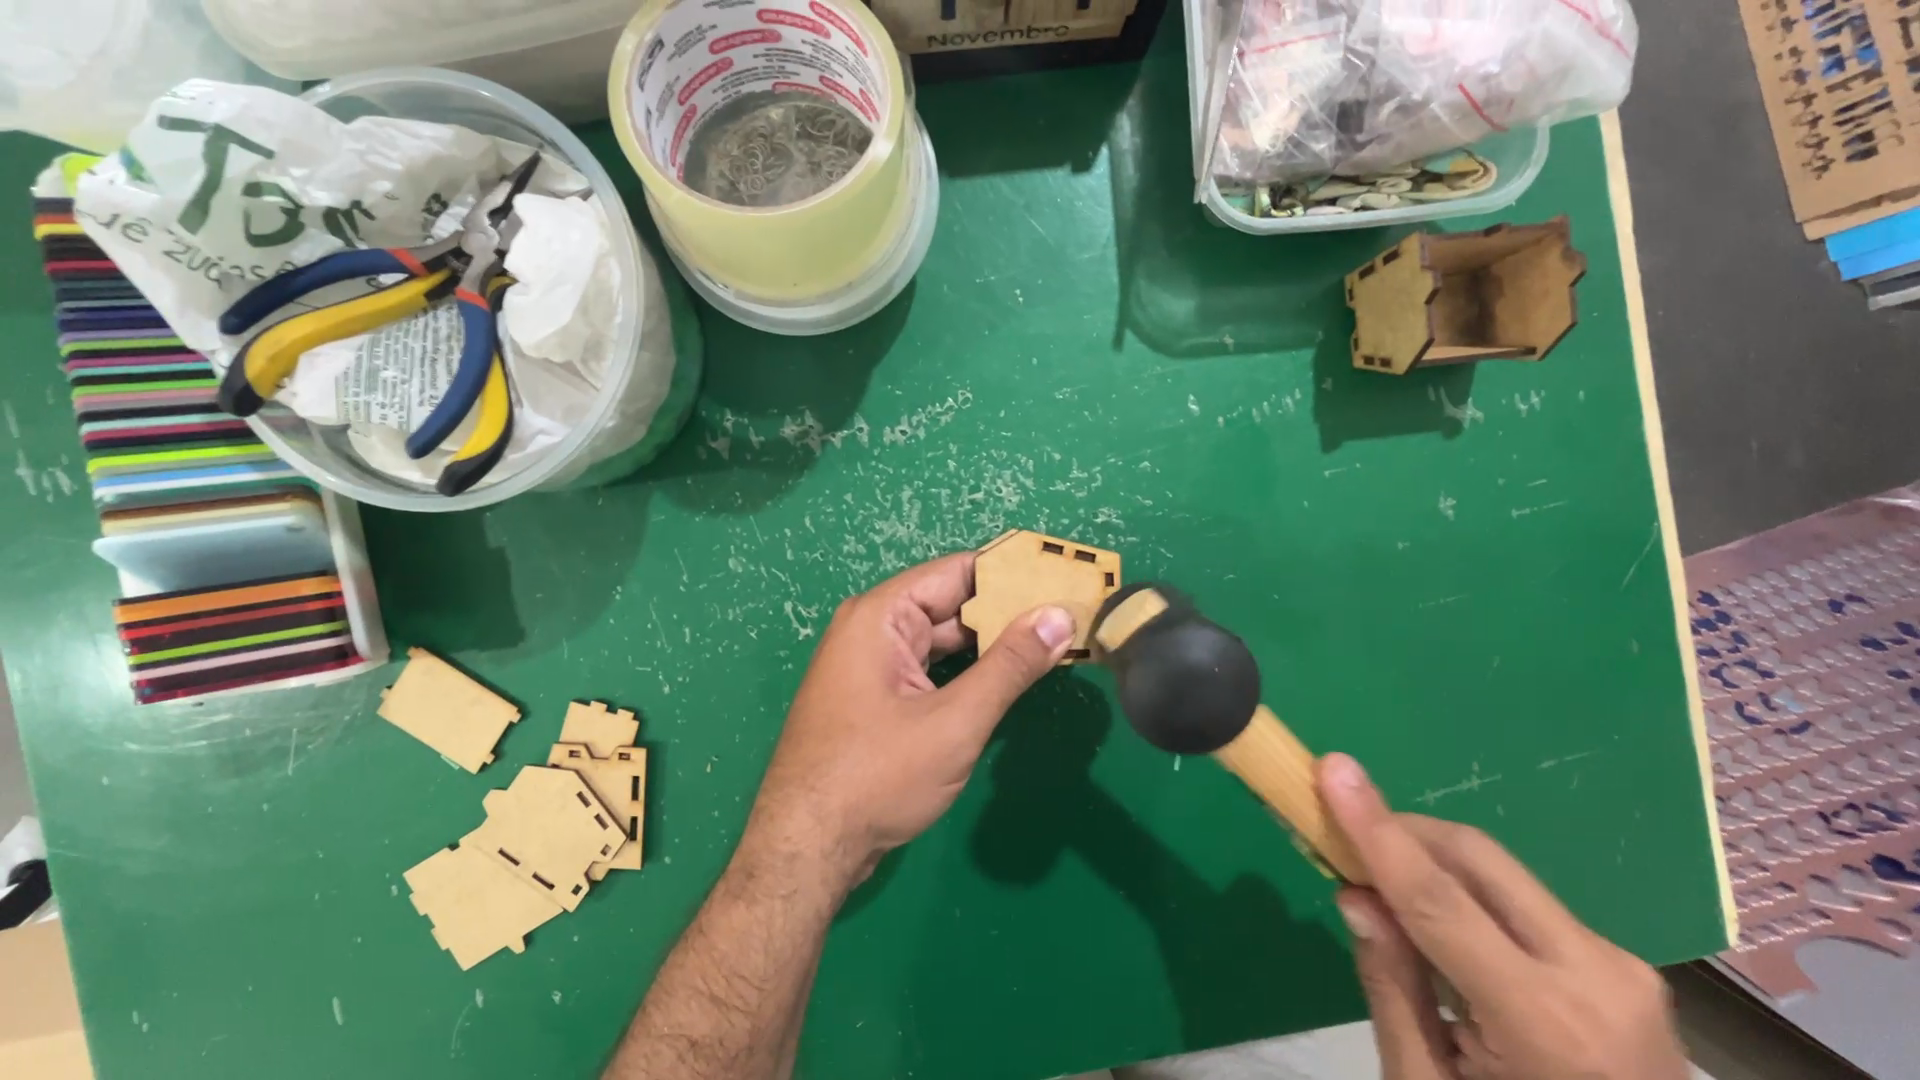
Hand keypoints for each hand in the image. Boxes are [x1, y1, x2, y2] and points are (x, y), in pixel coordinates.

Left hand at [742, 553, 1073, 891]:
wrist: (806, 848)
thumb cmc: (878, 777)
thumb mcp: (955, 721)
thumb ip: (1010, 666)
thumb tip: (1059, 617)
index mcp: (881, 616)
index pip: (957, 572)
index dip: (1011, 574)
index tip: (1062, 579)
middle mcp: (871, 630)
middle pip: (950, 605)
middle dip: (1007, 612)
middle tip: (1069, 615)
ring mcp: (870, 666)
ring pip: (941, 641)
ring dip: (989, 644)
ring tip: (1050, 642)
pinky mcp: (874, 700)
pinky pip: (928, 670)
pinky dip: (966, 672)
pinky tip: (1005, 679)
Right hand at [1318, 754, 1689, 1079]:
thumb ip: (1392, 987)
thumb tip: (1356, 894)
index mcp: (1546, 1024)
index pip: (1438, 900)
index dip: (1375, 831)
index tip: (1333, 769)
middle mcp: (1597, 975)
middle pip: (1478, 862)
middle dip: (1402, 832)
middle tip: (1340, 833)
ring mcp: (1623, 968)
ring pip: (1502, 877)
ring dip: (1433, 865)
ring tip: (1381, 888)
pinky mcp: (1626, 968)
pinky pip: (1525, 906)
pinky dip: (1468, 897)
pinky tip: (1440, 926)